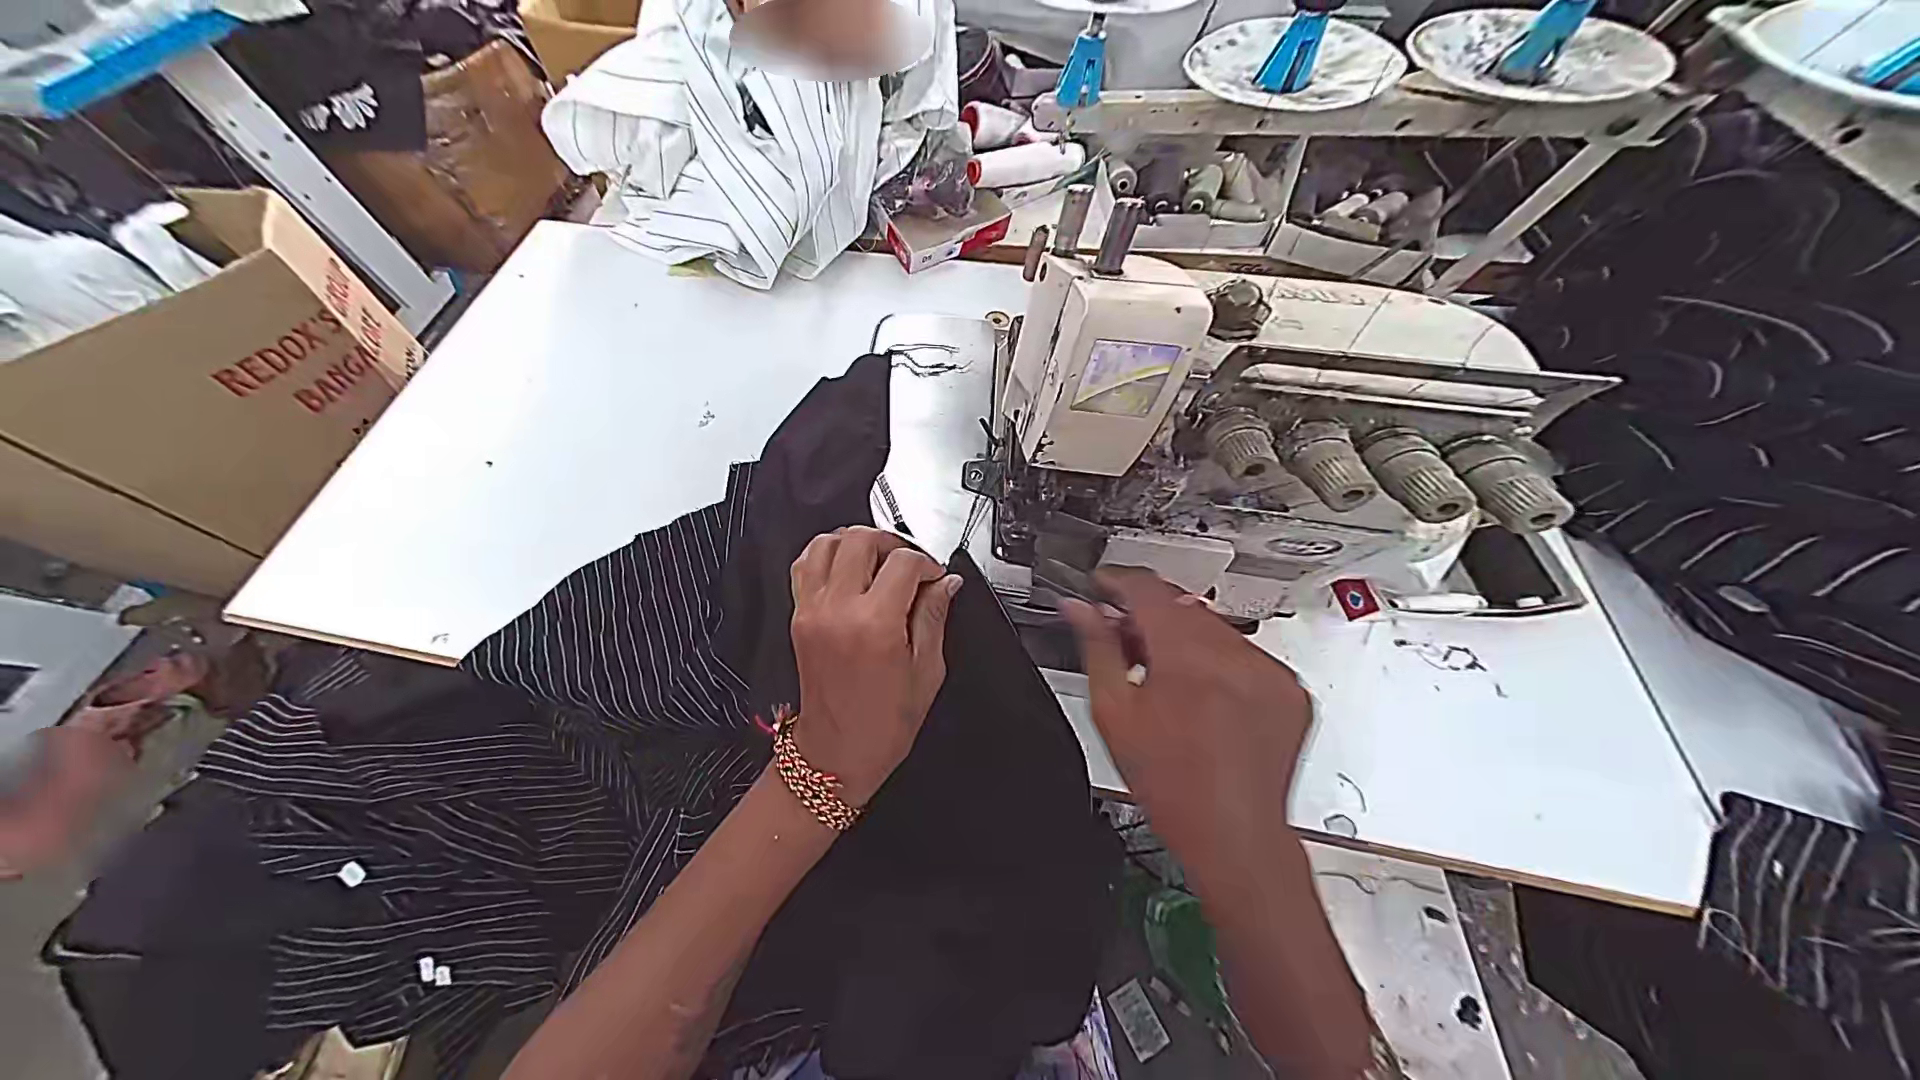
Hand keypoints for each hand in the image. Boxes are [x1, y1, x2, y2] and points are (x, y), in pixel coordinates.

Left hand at [788, 526, 961, 805]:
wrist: (836, 753)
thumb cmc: (881, 724)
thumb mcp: (927, 671)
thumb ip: (934, 616)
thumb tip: (946, 583)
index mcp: (875, 624)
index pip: (903, 562)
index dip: (927, 563)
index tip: (935, 576)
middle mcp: (838, 611)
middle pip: (861, 539)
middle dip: (893, 543)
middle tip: (910, 563)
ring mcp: (813, 611)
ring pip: (827, 543)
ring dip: (857, 543)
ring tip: (878, 561)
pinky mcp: (799, 617)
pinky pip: (805, 566)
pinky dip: (826, 556)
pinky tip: (847, 569)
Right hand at [1063, 568, 1313, 874]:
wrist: (1232, 833)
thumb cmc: (1174, 787)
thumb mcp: (1115, 712)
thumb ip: (1097, 647)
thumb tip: (1079, 609)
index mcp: (1188, 659)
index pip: (1149, 590)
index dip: (1118, 581)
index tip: (1103, 584)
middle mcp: (1236, 658)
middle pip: (1181, 605)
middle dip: (1148, 614)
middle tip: (1124, 637)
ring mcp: (1268, 673)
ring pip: (1213, 626)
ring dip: (1183, 636)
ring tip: (1163, 673)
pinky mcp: (1289, 689)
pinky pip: (1244, 652)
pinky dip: (1217, 659)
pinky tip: (1199, 691)